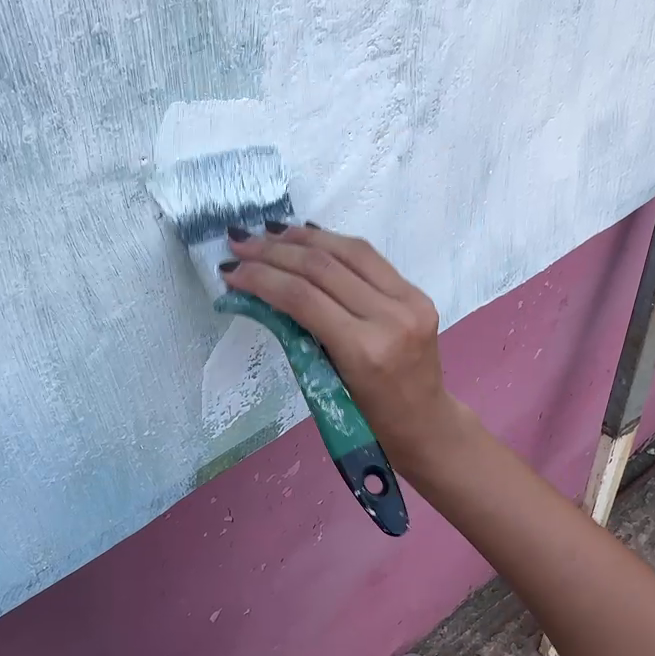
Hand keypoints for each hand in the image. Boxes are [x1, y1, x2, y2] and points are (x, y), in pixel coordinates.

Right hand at [220, 222, 468, 472]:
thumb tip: (257, 290)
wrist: (424, 423)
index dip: (261, 278)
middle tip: (239, 243)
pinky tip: (306, 237)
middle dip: (274, 252)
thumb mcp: (322, 379)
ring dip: (302, 238)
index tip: (231, 271)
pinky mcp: (417, 293)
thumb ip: (297, 333)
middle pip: (322, 268)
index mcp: (363, 350)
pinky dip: (333, 243)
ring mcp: (409, 301)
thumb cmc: (364, 416)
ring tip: (268, 232)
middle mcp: (389, 318)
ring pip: (348, 251)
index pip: (303, 298)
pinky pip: (369, 258)